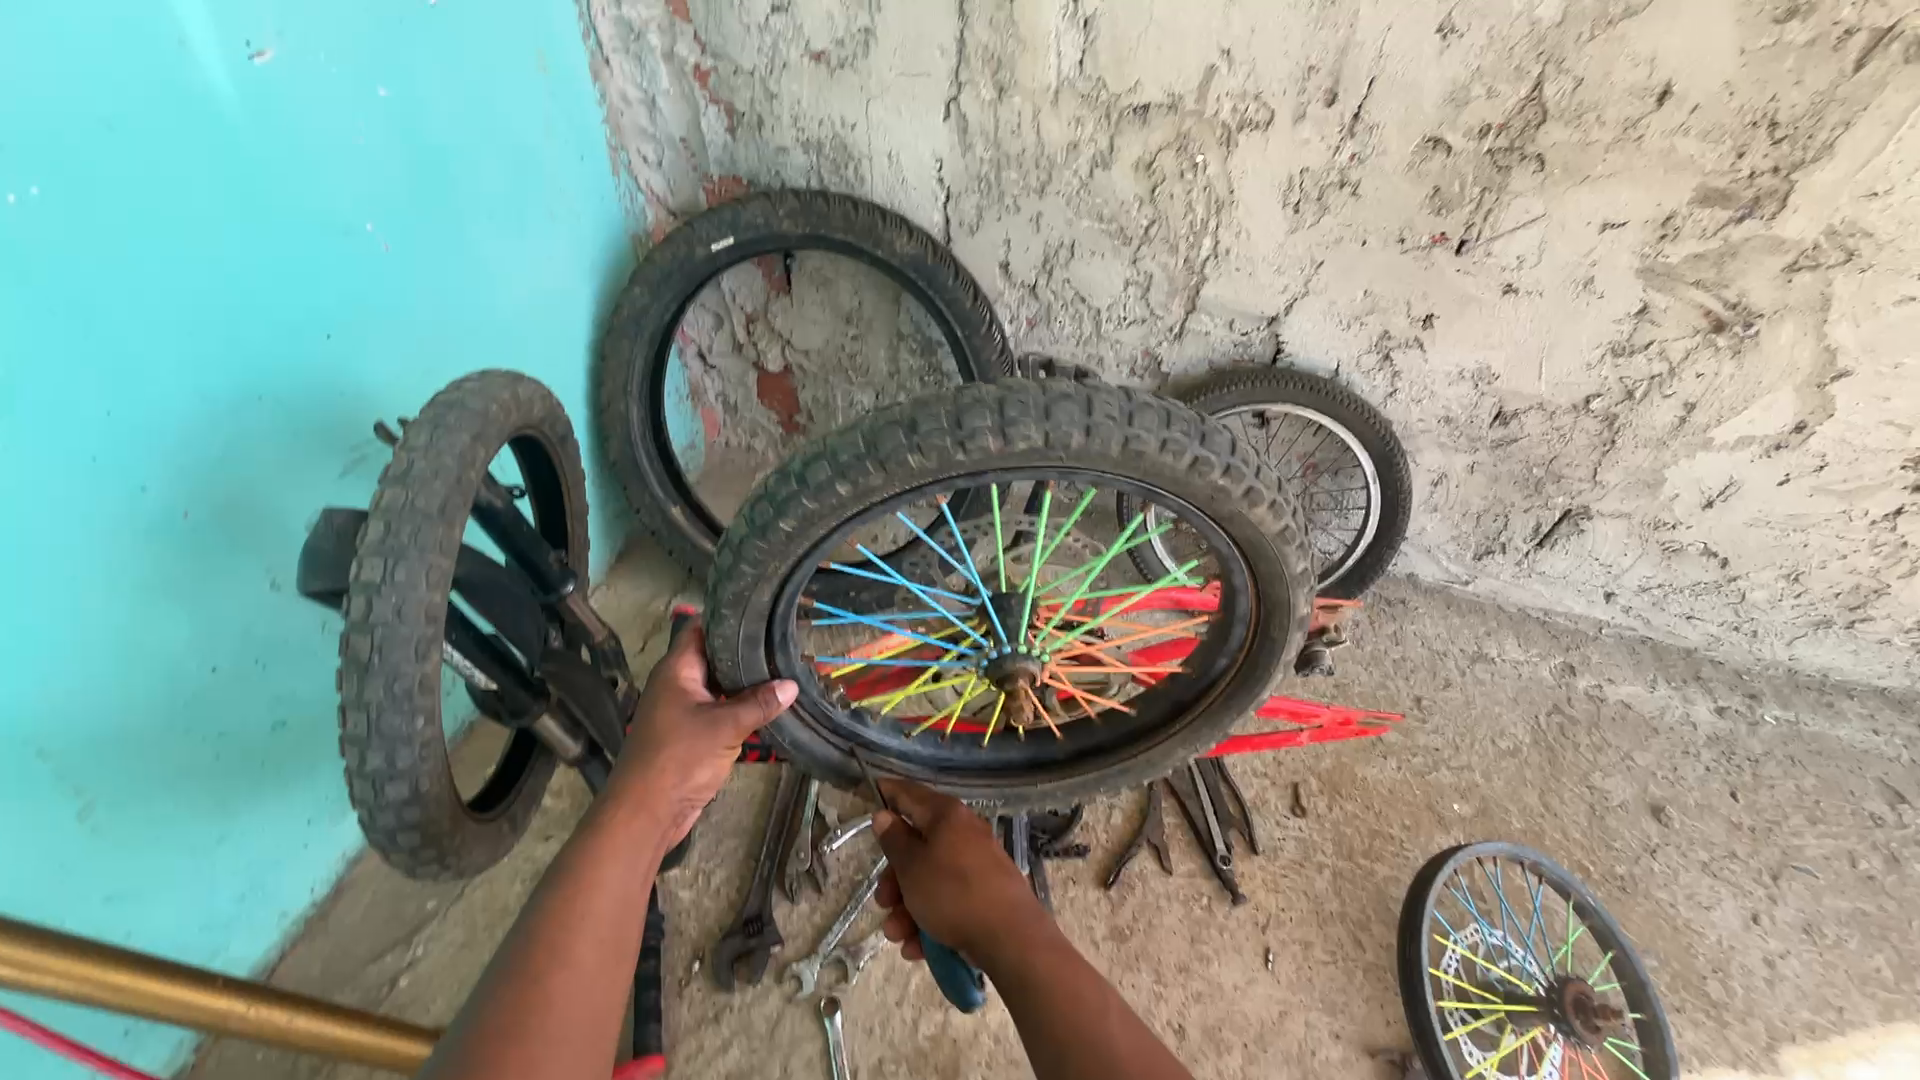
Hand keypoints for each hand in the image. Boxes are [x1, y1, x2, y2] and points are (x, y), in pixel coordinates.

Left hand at [611, 621, 795, 846]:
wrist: (647, 812)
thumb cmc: (679, 758)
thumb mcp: (725, 726)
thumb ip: (759, 703)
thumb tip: (792, 685)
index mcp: (677, 670)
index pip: (701, 629)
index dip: (729, 619)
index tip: (763, 614)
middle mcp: (678, 684)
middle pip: (714, 657)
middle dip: (747, 652)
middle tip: (785, 642)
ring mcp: (684, 710)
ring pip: (720, 687)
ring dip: (747, 683)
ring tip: (785, 670)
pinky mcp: (692, 734)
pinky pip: (721, 711)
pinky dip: (742, 707)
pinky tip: (771, 706)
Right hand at [872, 779, 1050, 967]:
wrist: (1010, 937)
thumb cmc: (952, 893)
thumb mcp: (912, 867)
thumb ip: (894, 840)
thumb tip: (884, 815)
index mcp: (946, 815)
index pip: (910, 793)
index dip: (888, 793)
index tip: (870, 793)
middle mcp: (963, 832)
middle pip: (918, 846)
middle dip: (894, 878)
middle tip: (882, 901)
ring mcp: (977, 864)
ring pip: (930, 879)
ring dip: (907, 907)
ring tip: (898, 935)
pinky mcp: (985, 894)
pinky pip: (948, 901)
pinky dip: (930, 920)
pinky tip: (918, 947)